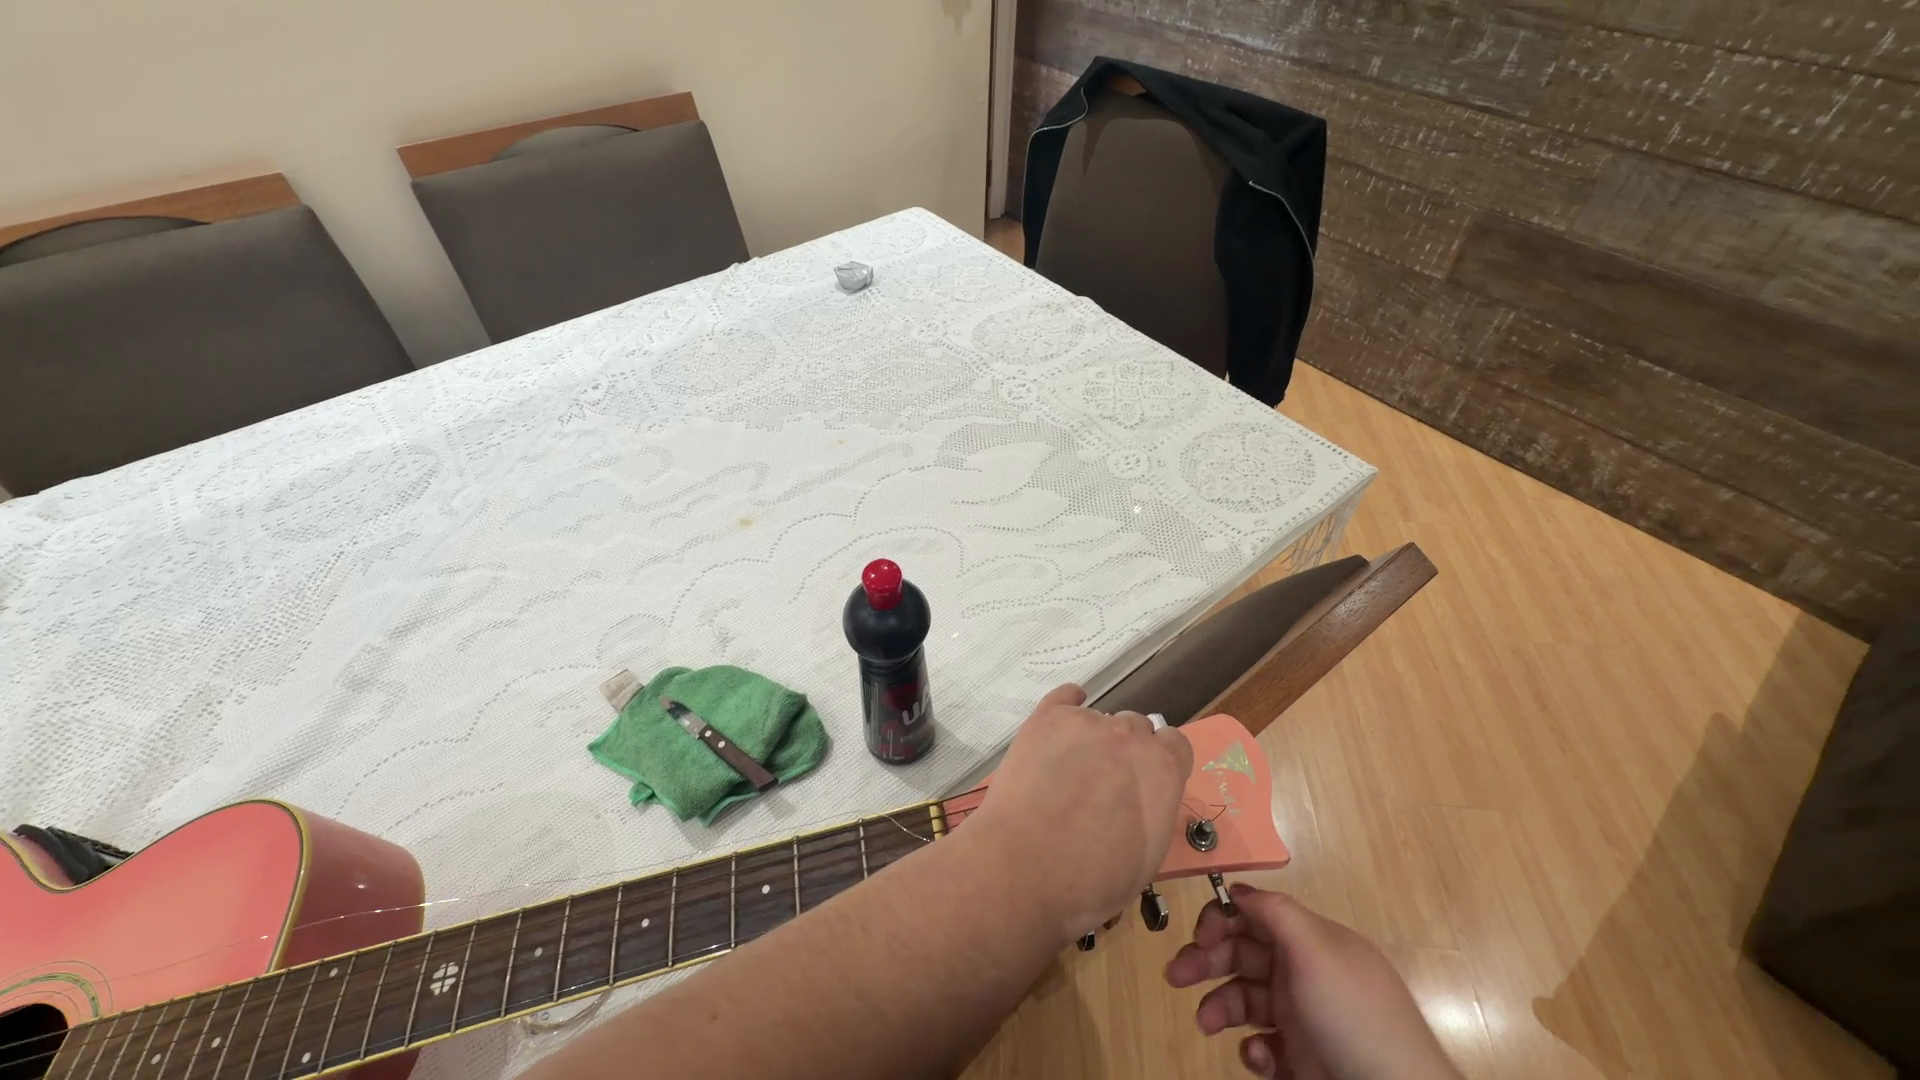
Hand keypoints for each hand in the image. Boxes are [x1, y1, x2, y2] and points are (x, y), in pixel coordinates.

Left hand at [962, 684, 1192, 944]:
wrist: (1023, 868)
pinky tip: (1061, 720)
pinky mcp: (1045, 719)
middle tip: (1103, 784)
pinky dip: (1067, 705)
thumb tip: (1144, 802)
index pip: (1175, 744)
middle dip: (1126, 752)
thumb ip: (1153, 814)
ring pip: (1099, 719)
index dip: (1162, 763)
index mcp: (1163, 768)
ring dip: (1093, 739)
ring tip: (1069, 771)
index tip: (1146, 782)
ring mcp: (1085, 722)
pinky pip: (1064, 697)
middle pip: (1136, 728)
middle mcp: (1129, 735)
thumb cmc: (1091, 880)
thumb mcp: (1146, 859)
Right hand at [1165, 886, 1461, 1079]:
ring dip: (1218, 1006)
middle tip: (1174, 976)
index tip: (1199, 936)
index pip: (1256, 915)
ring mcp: (1302, 1018)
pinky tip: (1260, 1058)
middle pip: (1241, 955)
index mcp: (1311, 941)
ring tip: (1207, 1024)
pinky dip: (1251, 1049)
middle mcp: (1304, 974)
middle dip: (1205, 961)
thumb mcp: (1316, 951)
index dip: (1222, 919)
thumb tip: (1236, 888)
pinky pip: (1260, 1044)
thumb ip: (1275, 912)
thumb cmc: (1353, 1016)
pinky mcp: (1300, 1058)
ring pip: (1243, 1000)